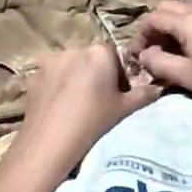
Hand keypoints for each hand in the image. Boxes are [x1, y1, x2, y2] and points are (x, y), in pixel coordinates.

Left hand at [15, 45, 161, 170]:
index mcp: (99, 53)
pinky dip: (55, 87)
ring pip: (68, 66)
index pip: (113, 55)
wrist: (50, 142)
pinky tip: (57, 107)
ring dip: (73, 78)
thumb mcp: (124, 109)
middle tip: (97, 100)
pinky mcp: (33, 76)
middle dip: (94, 73)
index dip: (117, 74)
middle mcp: (73, 49)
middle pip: (89, 58)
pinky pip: (50, 77)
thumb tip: (158, 89)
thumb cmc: (94, 121)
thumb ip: (144, 95)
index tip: (116, 94)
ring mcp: (50, 62)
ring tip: (75, 104)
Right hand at [130, 1, 191, 115]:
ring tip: (174, 50)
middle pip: (168, 8)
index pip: (154, 18)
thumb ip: (158, 62)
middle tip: (156, 50)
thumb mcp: (185, 75)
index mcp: (189, 20)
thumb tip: (144, 54)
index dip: (142, 35)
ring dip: (174, 25)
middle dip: (156, 27)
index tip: (140, 54)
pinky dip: (191, 26)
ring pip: (186, 9)